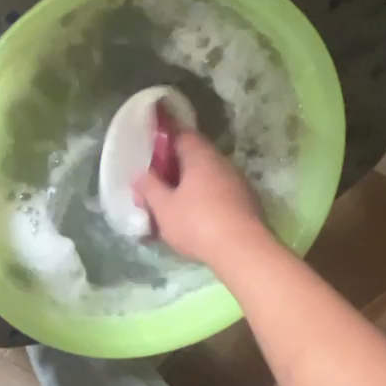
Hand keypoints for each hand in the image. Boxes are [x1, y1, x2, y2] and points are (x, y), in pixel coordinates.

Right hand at [133, 129, 272, 269]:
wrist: (241, 250)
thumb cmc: (196, 223)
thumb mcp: (163, 208)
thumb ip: (149, 188)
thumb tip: (140, 174)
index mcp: (201, 157)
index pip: (182, 135)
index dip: (165, 139)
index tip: (150, 148)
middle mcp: (222, 163)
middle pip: (195, 157)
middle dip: (174, 167)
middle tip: (155, 181)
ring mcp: (237, 183)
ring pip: (207, 177)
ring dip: (189, 186)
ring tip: (171, 203)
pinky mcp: (246, 203)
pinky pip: (218, 193)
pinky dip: (203, 199)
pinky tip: (193, 217)